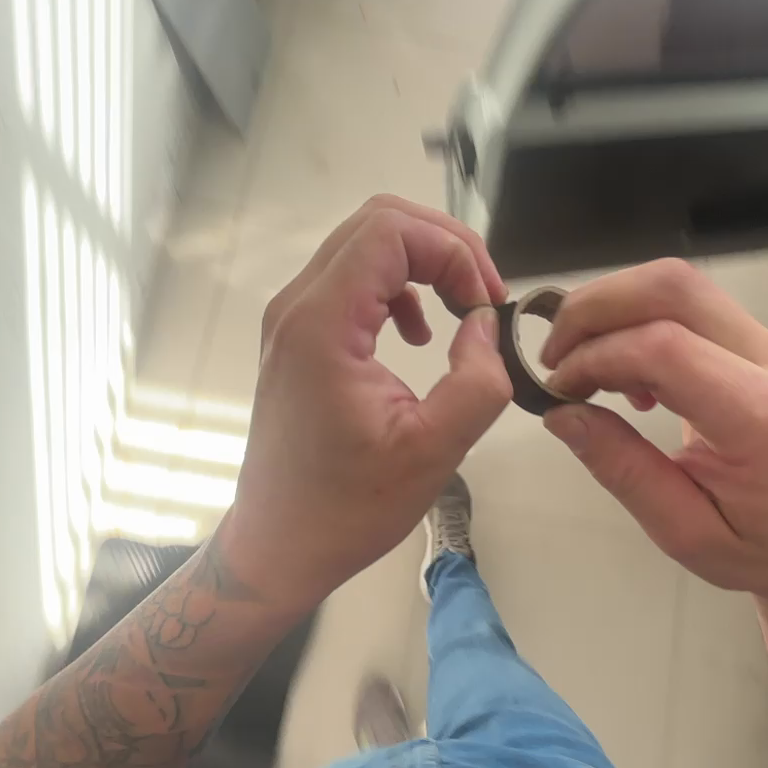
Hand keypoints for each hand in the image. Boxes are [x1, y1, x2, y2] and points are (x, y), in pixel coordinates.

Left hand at [215, 195, 512, 607]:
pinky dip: (397, 289)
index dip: (453, 251)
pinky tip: (420, 334)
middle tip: (482, 296)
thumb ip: (478, 379)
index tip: (487, 304)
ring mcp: (291, 320)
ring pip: (364, 247)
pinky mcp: (297, 338)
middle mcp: (297, 306)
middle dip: (443, 247)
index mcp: (323, 324)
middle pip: (377, 223)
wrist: (280, 544)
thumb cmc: (350, 507)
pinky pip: (351, 281)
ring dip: (422, 264)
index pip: (391, 232)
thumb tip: (486, 326)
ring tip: (462, 311)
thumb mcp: (434, 450)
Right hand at [537, 259, 767, 595]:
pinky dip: (632, 320)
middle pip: (673, 289)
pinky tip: (623, 373)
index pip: (667, 349)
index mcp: (763, 420)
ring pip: (675, 284)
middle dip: (594, 309)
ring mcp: (765, 341)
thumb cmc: (753, 544)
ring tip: (583, 367)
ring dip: (609, 310)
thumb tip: (561, 413)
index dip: (596, 357)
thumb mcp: (682, 531)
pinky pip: (682, 302)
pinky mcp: (750, 337)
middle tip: (554, 357)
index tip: (558, 390)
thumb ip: (623, 469)